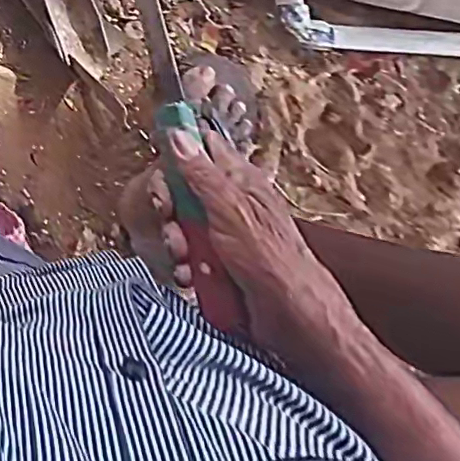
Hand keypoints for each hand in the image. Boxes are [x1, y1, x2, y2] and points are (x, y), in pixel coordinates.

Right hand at [159, 131, 365, 370]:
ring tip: (185, 258)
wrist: (297, 326)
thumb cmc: (277, 265)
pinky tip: (190, 276)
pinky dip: (184, 264)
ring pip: (180, 223)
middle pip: (181, 187)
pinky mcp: (217, 260)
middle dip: (169, 208)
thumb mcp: (232, 211)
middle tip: (171, 223)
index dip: (176, 153)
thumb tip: (178, 134)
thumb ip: (202, 173)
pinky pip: (187, 253)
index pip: (200, 146)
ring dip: (175, 241)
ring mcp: (222, 231)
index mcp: (239, 179)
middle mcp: (230, 201)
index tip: (162, 173)